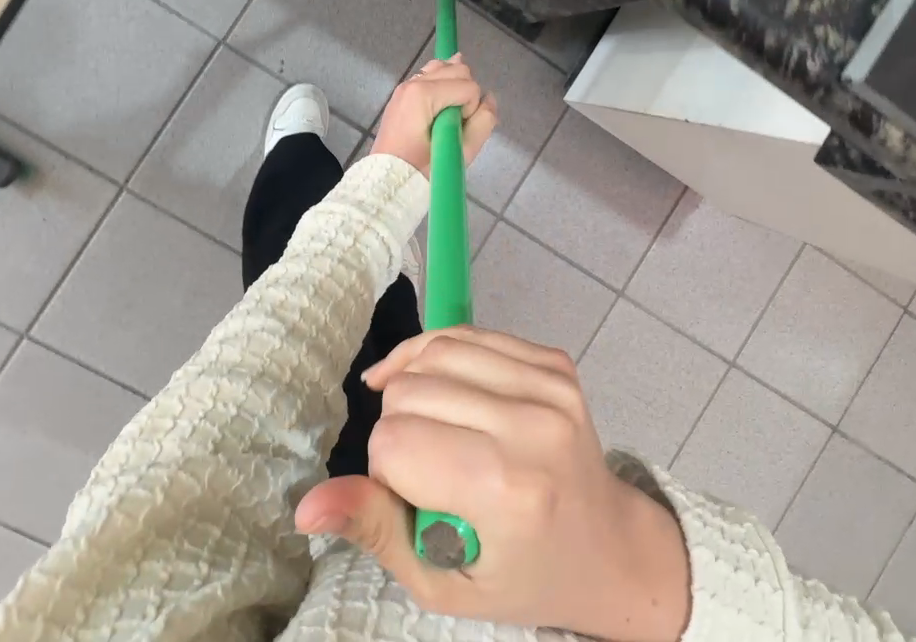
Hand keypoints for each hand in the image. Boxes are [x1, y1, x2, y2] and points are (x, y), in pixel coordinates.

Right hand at [294, 328, 691, 641]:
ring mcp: (550, 386)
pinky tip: (438, 385)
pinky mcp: (555, 361)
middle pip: (411, 390)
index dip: (384, 472)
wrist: (609, 547)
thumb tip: (306, 506)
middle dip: (398, 426)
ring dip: (414, 384)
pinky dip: (440, 355)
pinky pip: (469, 334)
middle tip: (424, 467)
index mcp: (506, 491)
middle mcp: (533, 425)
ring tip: (424, 421)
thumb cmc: (521, 575)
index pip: (394, 443)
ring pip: (436, 350)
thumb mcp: (441, 580)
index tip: (411, 498)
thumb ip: (375, 529)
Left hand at [370, 57, 497, 177]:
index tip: (456, 131)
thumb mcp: (463, 152)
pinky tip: (440, 104)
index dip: (471, 109)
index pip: (469, 87)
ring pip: (445, 67)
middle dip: (464, 94)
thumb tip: (490, 98)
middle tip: (454, 123)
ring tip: (446, 114)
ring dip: (454, 87)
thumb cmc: (426, 170)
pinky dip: (441, 85)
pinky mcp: (403, 92)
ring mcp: (405, 85)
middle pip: (459, 70)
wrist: (390, 182)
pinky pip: (431, 75)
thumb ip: (484, 122)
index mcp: (423, 94)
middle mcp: (413, 82)